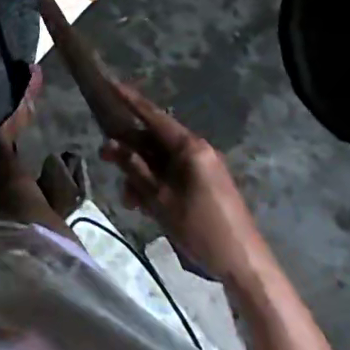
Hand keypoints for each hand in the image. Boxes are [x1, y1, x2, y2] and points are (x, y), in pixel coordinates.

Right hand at [99, 81, 262, 279]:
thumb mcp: (161, 201)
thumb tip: (111, 144)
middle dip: (129, 151)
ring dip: (141, 175)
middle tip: (104, 158)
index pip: (154, 116)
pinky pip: (173, 174)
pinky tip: (144, 205)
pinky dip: (156, 184)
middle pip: (154, 140)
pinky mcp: (206, 184)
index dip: (130, 100)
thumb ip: (135, 169)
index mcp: (190, 148)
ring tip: (129, 200)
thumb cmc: (202, 229)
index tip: (111, 83)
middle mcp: (198, 150)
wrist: (245, 266)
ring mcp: (203, 167)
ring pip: (162, 160)